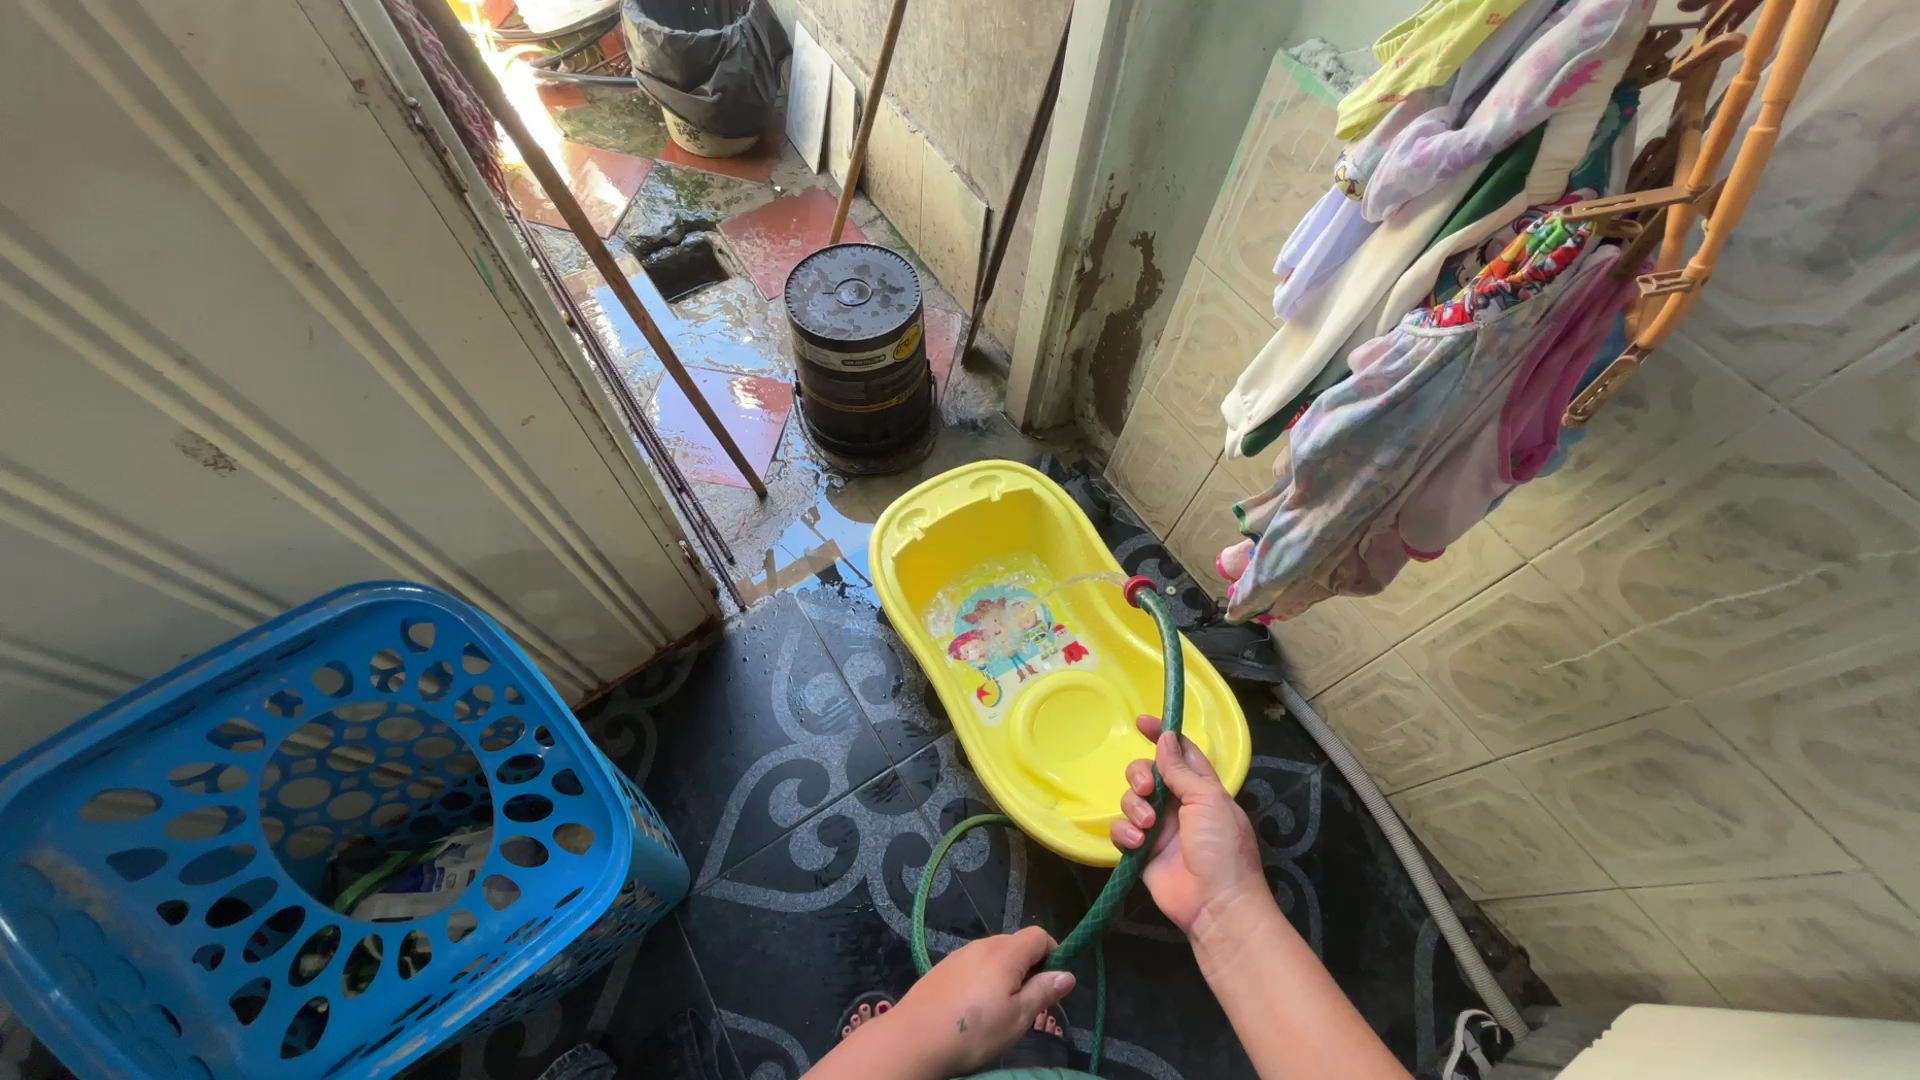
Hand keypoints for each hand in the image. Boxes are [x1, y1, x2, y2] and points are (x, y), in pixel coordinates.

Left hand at [891, 926, 1075, 1075]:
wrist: (914, 1037)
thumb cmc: (973, 1031)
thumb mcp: (1017, 1018)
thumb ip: (1043, 992)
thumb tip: (1068, 974)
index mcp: (1005, 953)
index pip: (1038, 935)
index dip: (1053, 954)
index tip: (1053, 984)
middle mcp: (983, 944)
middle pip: (1016, 943)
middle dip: (1030, 967)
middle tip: (1029, 1003)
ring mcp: (960, 954)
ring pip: (995, 954)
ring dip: (1007, 973)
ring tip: (1002, 1009)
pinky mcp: (944, 967)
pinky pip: (975, 963)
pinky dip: (985, 977)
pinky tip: (975, 1007)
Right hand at [1109, 715, 1266, 936]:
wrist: (1215, 905)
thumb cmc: (1222, 849)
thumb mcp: (1208, 801)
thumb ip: (1182, 770)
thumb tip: (1167, 739)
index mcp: (1201, 789)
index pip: (1180, 752)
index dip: (1163, 735)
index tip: (1141, 722)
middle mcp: (1178, 804)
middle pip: (1148, 773)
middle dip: (1140, 775)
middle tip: (1147, 789)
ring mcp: (1158, 828)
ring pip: (1131, 799)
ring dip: (1134, 807)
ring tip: (1147, 826)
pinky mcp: (1141, 851)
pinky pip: (1122, 830)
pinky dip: (1125, 833)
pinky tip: (1138, 844)